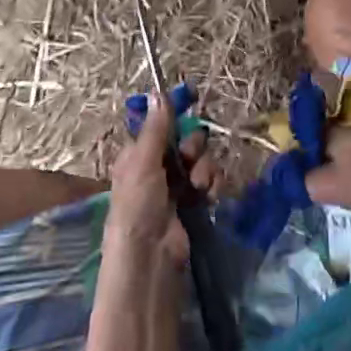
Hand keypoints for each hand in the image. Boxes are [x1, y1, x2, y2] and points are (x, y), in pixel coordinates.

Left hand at [106, 96, 217, 266]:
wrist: (150, 258)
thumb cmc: (138, 207)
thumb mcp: (142, 163)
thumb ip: (156, 129)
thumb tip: (159, 92)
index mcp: (138, 155)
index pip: (160, 126)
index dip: (175, 117)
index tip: (191, 102)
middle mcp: (156, 167)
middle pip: (185, 141)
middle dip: (193, 147)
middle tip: (189, 158)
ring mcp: (176, 186)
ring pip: (201, 160)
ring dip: (205, 169)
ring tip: (199, 187)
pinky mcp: (193, 203)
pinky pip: (210, 181)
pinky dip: (213, 186)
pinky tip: (209, 197)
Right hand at [304, 43, 350, 254]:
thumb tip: (325, 177)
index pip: (310, 176)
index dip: (312, 180)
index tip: (316, 181)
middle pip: (319, 134)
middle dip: (320, 144)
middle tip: (332, 153)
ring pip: (334, 97)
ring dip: (327, 104)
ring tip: (331, 113)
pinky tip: (340, 41)